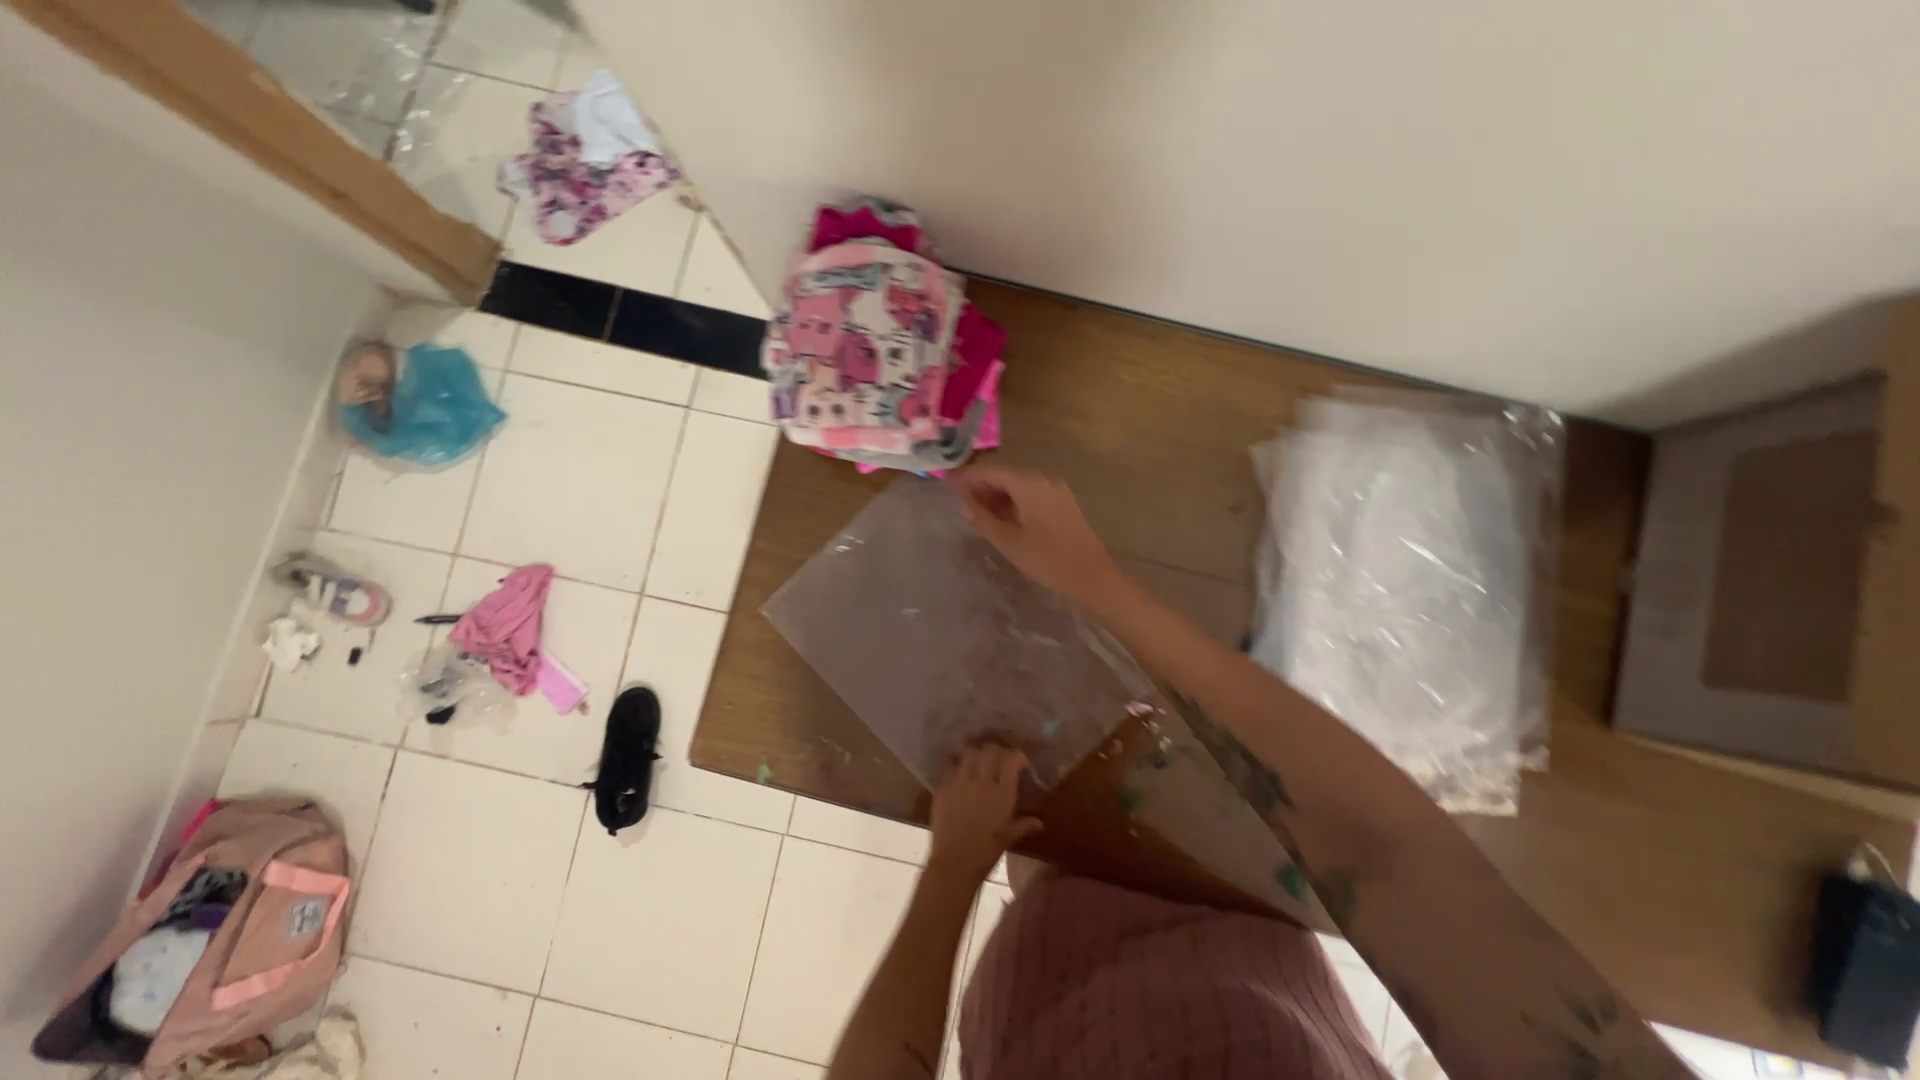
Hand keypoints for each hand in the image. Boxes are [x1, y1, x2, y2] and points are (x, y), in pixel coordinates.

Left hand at [928, 746, 1041, 882]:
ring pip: (970, 753)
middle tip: (1000, 760)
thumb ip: (1024, 825)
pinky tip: (961, 774)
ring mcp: (960, 781)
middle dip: (997, 751)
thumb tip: (1039, 822)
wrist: (954, 862)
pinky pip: (951, 766)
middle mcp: (982, 781)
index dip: (1017, 756)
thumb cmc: (986, 852)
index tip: (1020, 762)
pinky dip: (958, 765)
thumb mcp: (1009, 837)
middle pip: (990, 751)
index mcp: (1002, 792)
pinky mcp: (943, 787)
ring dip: (977, 754)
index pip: (1011, 760)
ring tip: (980, 763)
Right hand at [949, 467, 1119, 600]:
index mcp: (1030, 485)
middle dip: (983, 487)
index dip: (969, 477)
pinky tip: (1004, 519)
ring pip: (1020, 488)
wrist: (1092, 576)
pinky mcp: (1064, 505)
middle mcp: (1045, 481)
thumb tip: (963, 503)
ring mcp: (1057, 492)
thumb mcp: (1009, 542)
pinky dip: (1015, 503)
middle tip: (960, 500)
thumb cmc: (1048, 559)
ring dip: (999, 497)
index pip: (993, 473)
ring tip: (978, 513)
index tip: (948, 481)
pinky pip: (1033, 497)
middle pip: (1007, 478)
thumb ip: (983, 519)